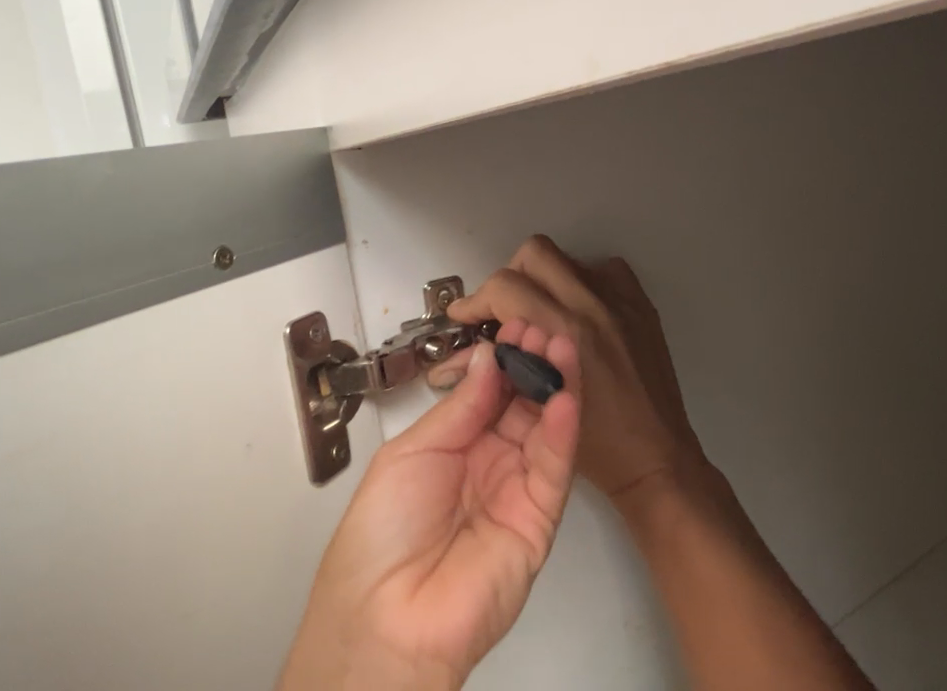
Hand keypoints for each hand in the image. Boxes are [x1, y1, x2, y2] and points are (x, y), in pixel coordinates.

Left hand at [279, 323, 580, 690]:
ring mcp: (518, 488)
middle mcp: (491, 461)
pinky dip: (564, 431)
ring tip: (563, 347)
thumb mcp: (411, 455)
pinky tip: (565, 398)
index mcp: (454, 446)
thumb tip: (490, 357)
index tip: (516, 327)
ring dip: (557, 386)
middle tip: (545, 328)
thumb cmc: (380, 535)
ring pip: (546, 428)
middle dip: (535, 364)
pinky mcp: (540, 517)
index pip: (491, 392)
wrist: (385, 620)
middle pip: (523, 404)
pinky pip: (554, 467)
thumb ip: (460, 408)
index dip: (505, 360)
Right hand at [439, 235, 704, 500]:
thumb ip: (505, 368)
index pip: (505, 287)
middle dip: (509, 277)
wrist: (656, 456)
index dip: (474, 300)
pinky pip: (605, 269)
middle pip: (535, 253)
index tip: (464, 317)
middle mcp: (592, 306)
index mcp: (563, 333)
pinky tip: (579, 310)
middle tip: (503, 309)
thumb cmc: (594, 447)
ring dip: (546, 277)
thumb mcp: (533, 408)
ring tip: (540, 310)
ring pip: (569, 257)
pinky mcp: (641, 305)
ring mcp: (621, 301)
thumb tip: (475, 346)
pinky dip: (585, 281)